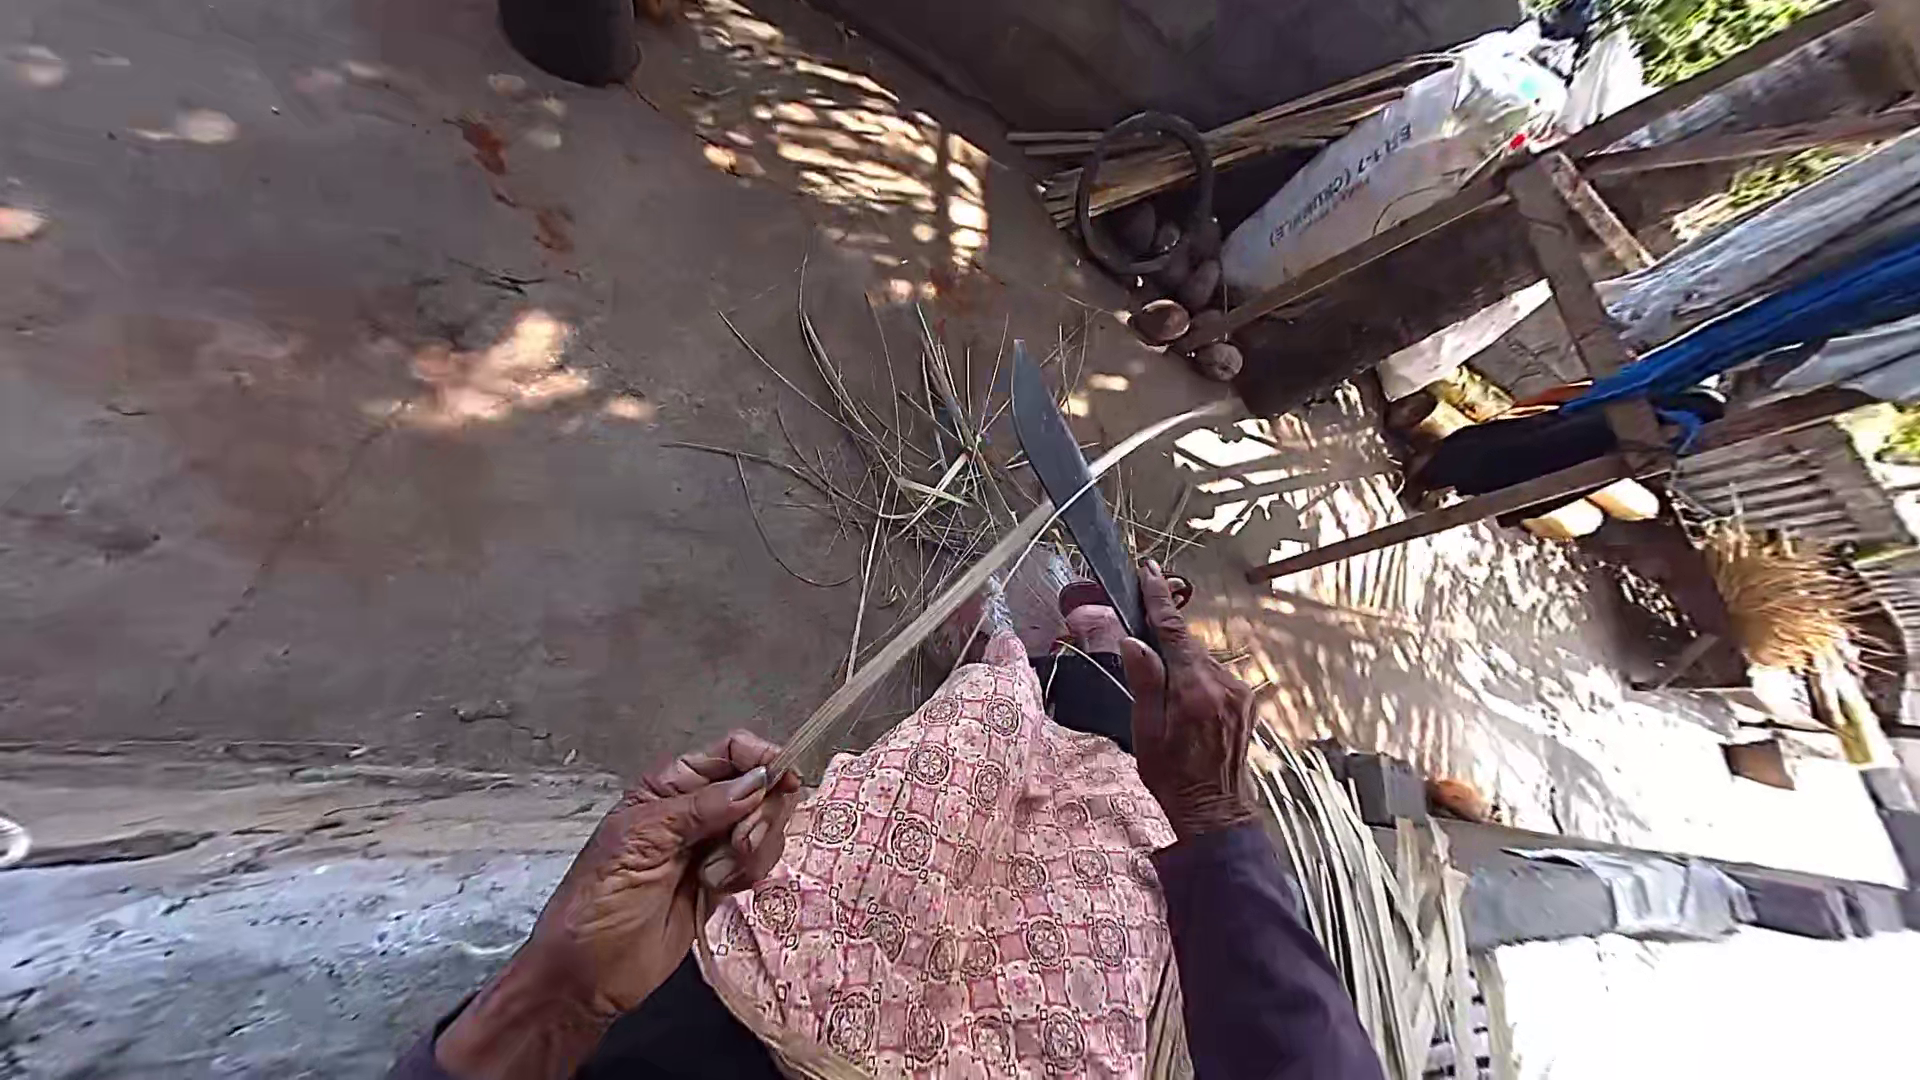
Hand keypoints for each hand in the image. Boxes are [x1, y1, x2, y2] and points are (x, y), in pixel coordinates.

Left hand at [435, 732, 800, 1079]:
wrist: (585, 982)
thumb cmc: (598, 902)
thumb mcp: (640, 843)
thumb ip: (702, 808)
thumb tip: (759, 780)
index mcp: (675, 784)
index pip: (733, 750)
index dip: (763, 757)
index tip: (786, 779)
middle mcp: (704, 804)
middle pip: (763, 784)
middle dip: (761, 813)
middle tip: (740, 844)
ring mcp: (719, 840)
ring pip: (769, 821)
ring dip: (754, 848)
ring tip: (716, 876)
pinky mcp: (731, 874)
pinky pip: (764, 857)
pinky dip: (751, 871)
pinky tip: (719, 889)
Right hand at [1118, 561, 1257, 839]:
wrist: (1214, 810)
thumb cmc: (1170, 774)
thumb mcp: (1145, 730)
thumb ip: (1144, 681)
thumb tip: (1134, 640)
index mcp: (1194, 690)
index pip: (1173, 631)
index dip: (1159, 598)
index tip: (1150, 570)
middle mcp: (1223, 685)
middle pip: (1187, 641)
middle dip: (1163, 628)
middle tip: (1138, 621)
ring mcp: (1239, 692)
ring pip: (1200, 656)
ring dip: (1178, 655)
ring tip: (1159, 681)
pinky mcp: (1245, 700)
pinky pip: (1213, 671)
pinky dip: (1193, 670)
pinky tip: (1181, 691)